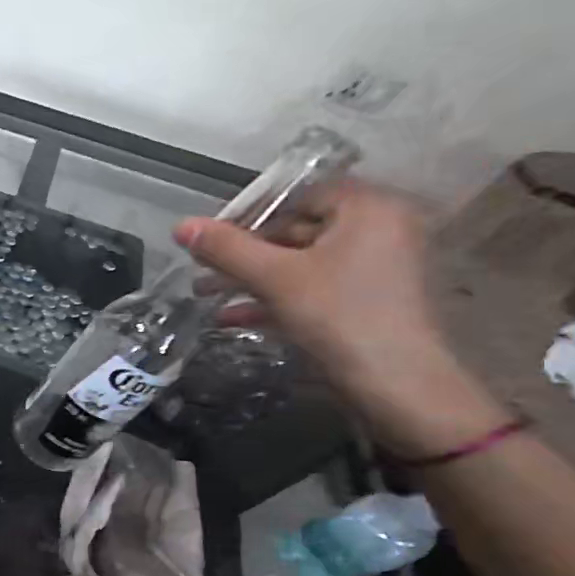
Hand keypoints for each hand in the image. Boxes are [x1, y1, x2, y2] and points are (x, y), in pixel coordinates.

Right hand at [174, 179, 509, 456]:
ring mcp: (375, 267)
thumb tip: (182, 226)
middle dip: (246, 252)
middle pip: (298, 229)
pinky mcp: (365, 300)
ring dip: (251, 278)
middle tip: (203, 270)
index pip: (302, 195)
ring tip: (206, 295)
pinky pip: (312, 287)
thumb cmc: (337, 315)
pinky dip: (274, 298)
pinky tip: (232, 317)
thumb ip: (226, 249)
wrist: (393, 380)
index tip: (214, 239)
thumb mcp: (272, 277)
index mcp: (369, 210)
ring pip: (300, 262)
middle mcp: (379, 230)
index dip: (254, 214)